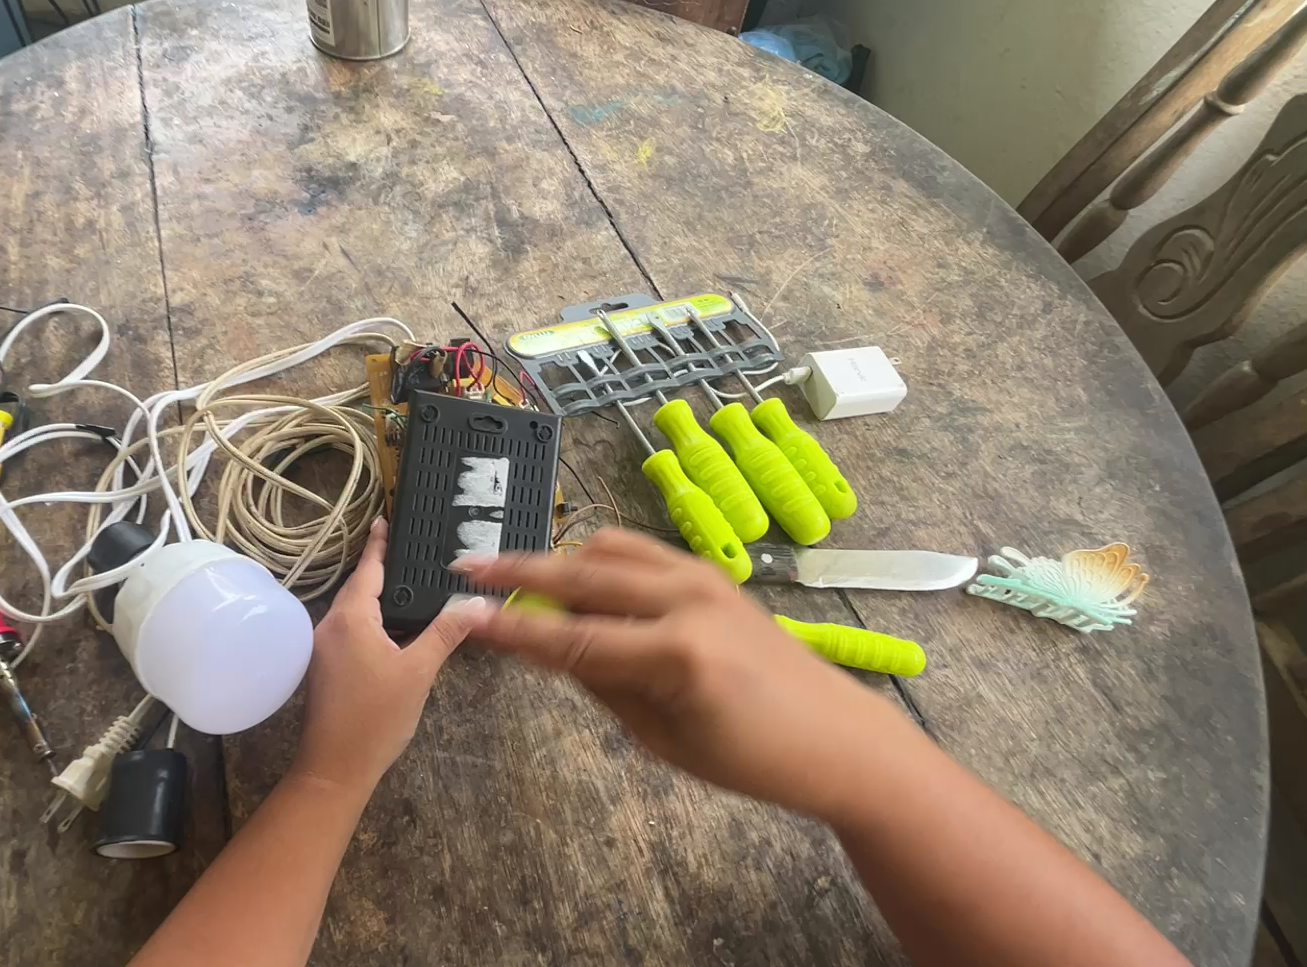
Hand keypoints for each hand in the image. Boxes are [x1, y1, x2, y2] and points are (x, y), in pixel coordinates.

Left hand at [292, 518, 486, 792]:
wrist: (335, 768)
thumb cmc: (377, 717)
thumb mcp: (419, 671)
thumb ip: (445, 632)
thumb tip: (476, 604)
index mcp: (352, 619)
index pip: (368, 570)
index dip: (378, 545)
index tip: (383, 520)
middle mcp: (330, 625)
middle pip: (357, 587)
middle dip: (377, 567)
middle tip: (402, 548)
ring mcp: (322, 646)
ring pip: (351, 609)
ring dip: (373, 594)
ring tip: (400, 582)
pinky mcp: (322, 665)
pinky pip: (347, 627)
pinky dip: (367, 616)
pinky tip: (387, 623)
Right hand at [457, 528, 923, 819]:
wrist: (838, 735)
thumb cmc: (751, 759)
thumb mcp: (663, 738)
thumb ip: (601, 681)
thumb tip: (547, 645)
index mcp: (677, 654)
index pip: (573, 639)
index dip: (514, 630)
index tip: (469, 617)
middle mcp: (686, 598)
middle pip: (582, 575)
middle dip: (521, 570)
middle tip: (470, 565)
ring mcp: (700, 574)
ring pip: (607, 547)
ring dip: (561, 560)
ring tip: (523, 579)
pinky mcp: (708, 568)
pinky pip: (638, 549)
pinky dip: (599, 559)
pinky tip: (583, 580)